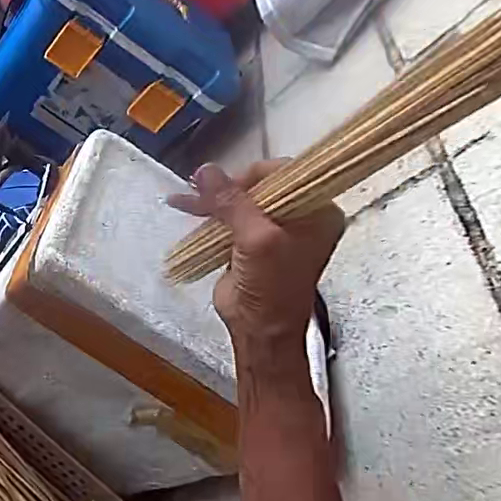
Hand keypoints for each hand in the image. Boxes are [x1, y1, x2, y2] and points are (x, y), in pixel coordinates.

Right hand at [168, 161, 345, 346]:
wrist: (259, 329)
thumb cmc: (272, 287)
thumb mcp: (256, 239)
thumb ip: (232, 202)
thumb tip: (205, 171)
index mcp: (317, 212)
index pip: (286, 174)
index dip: (254, 175)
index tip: (228, 184)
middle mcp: (299, 217)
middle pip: (259, 185)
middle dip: (227, 186)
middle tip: (199, 188)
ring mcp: (272, 229)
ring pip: (240, 200)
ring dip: (211, 198)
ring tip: (184, 197)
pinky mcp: (250, 242)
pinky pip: (228, 217)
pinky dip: (207, 212)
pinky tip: (183, 205)